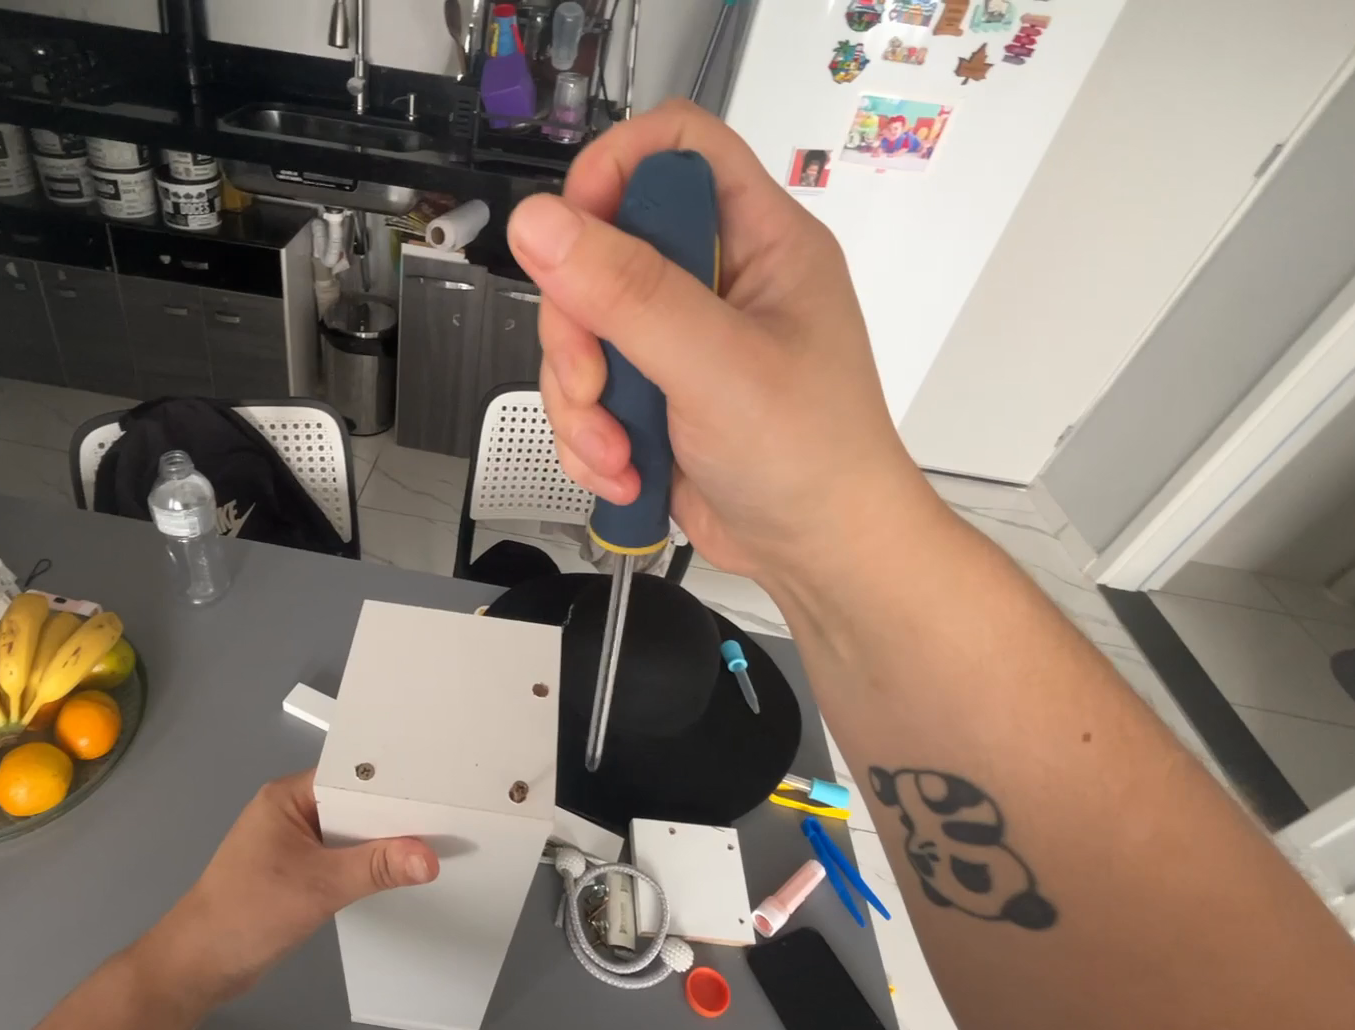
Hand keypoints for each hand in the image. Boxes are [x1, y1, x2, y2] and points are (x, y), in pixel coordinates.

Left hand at [155, 770, 437, 1005]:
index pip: (349, 775)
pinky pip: (340, 854)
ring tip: (426, 841)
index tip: (433, 790)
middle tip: (440, 817)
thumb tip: (426, 858)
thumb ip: (375, 868)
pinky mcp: (297, 868)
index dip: (390, 783)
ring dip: (377, 842)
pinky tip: (392, 869)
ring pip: (349, 831)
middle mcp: (292, 810)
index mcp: (287, 795)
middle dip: (389, 814)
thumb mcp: (319, 887)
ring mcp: (293, 840)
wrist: (198, 967)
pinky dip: (363, 862)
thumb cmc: (246, 913)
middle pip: (353, 803)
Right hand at [507, 101, 936, 586]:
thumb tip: (539, 222)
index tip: (568, 239)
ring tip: (617, 455)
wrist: (816, 553)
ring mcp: (674, 343)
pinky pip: (583, 393)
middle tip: (591, 389)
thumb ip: (629, 293)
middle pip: (600, 255)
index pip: (673, 151)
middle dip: (576, 334)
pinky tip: (622, 472)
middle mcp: (710, 282)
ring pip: (579, 335)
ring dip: (579, 404)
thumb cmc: (808, 457)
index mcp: (756, 241)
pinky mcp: (649, 396)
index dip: (610, 173)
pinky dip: (587, 439)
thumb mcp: (717, 366)